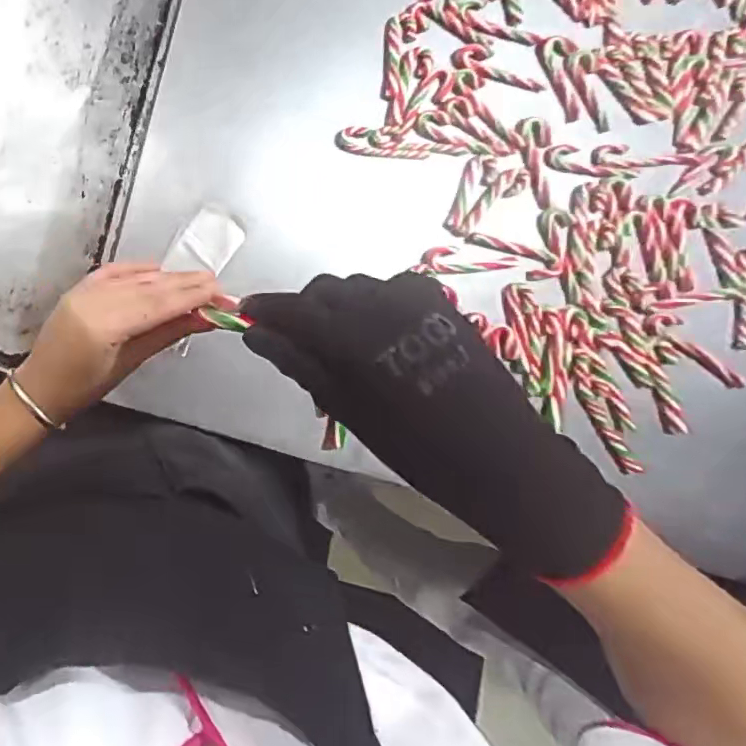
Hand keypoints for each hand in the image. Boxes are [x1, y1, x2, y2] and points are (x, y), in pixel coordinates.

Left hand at [13, 263, 220, 424]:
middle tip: (219, 287)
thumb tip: (204, 317)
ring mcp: (83, 290)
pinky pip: (115, 272)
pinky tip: (159, 271)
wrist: (40, 386)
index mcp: (104, 324)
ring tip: (199, 281)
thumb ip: (167, 334)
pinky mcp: (79, 287)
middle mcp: (93, 299)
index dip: (193, 296)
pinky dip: (139, 270)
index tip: (222, 294)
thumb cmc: (83, 387)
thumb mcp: (129, 363)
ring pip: (134, 278)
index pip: (158, 303)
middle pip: (149, 287)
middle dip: (186, 285)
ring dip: (168, 278)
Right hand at [241, 273, 630, 582]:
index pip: (293, 308)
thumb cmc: (413, 445)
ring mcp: (416, 298)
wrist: (500, 457)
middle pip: (323, 291)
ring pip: (356, 287)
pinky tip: (374, 332)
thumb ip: (297, 363)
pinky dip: (370, 303)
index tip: (245, 313)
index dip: (265, 309)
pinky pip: (389, 289)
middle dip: (301, 310)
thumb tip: (255, 335)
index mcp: (353, 333)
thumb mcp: (344, 407)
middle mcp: (382, 302)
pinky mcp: (440, 303)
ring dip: (335, 307)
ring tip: (336, 345)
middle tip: (292, 344)